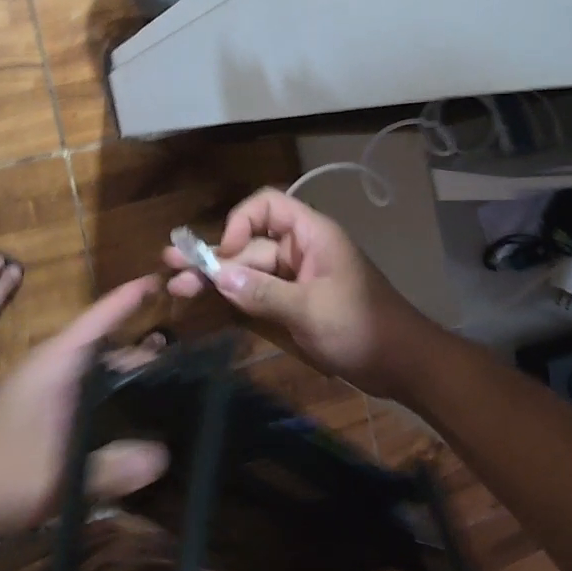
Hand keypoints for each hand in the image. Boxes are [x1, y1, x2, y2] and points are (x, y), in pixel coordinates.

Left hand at [0, 278, 169, 538]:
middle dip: (143, 350)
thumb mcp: (59, 475)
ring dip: (129, 376)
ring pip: (98, 372)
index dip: (128, 299)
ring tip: (172, 387)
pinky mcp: (45, 415)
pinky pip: (89, 393)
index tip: (160, 280)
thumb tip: (164, 456)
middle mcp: (52, 369)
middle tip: (187, 362)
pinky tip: (135, 417)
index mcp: (54, 364)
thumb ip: (113, 466)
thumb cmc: (0, 476)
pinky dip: (113, 396)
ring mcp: (47, 392)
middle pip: (106, 347)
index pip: (97, 319)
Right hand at [165, 188, 446, 399]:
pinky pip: (257, 294)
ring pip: (248, 272)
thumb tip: (219, 276)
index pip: (266, 206)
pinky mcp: (293, 305)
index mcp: (311, 235)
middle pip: (249, 244)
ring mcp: (295, 279)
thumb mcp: (311, 310)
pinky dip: (233, 297)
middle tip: (170, 267)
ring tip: (175, 288)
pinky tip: (204, 302)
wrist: (401, 364)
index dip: (240, 222)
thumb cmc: (362, 327)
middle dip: (213, 257)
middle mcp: (299, 251)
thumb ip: (264, 293)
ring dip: (216, 279)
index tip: (226, 254)